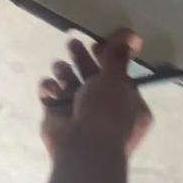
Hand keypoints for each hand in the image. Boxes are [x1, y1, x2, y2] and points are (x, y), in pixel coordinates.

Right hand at [38, 28, 153, 158]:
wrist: (82, 148)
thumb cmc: (106, 114)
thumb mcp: (115, 81)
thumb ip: (118, 56)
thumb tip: (132, 33)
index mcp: (129, 104)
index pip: (118, 75)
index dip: (107, 58)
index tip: (95, 42)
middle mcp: (106, 108)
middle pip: (92, 76)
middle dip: (81, 59)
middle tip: (71, 44)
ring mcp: (80, 112)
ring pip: (70, 83)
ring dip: (63, 72)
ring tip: (59, 70)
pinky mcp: (58, 115)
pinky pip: (52, 94)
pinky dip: (50, 89)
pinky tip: (51, 89)